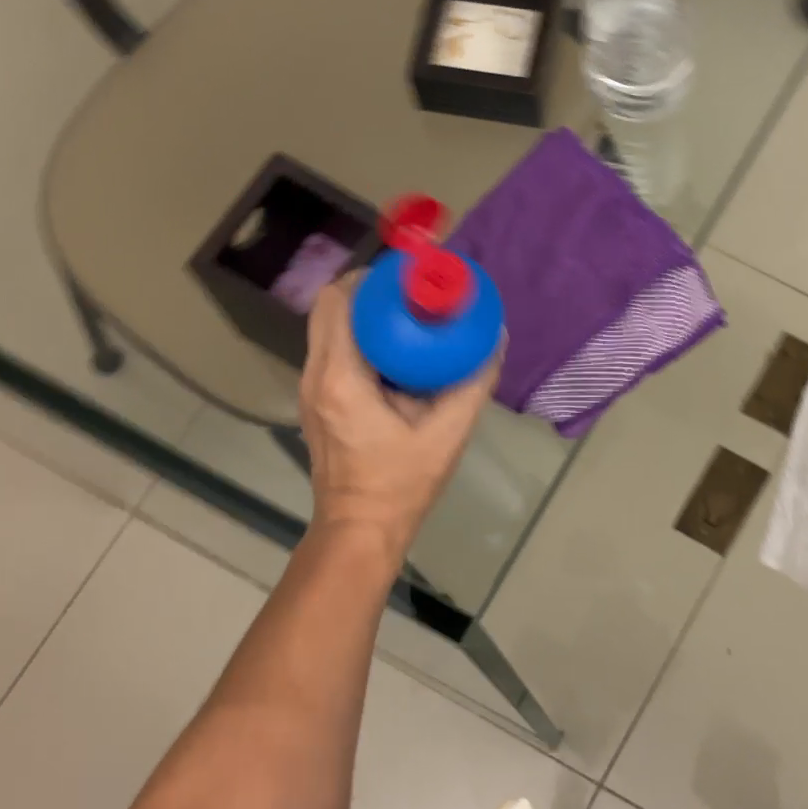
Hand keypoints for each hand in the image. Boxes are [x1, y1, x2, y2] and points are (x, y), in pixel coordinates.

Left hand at [297, 274, 498, 552]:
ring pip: (329, 330)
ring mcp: (310, 390)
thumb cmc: (401, 483)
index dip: (370, 279)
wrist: (361, 529)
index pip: (338, 302)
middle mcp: (315, 375)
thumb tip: (497, 339)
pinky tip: (398, 354)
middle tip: (411, 295)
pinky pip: (333, 352)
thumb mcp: (448, 433)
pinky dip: (360, 340)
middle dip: (368, 293)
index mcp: (340, 377)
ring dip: (363, 316)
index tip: (407, 279)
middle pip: (329, 309)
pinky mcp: (317, 403)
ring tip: (408, 318)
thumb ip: (474, 383)